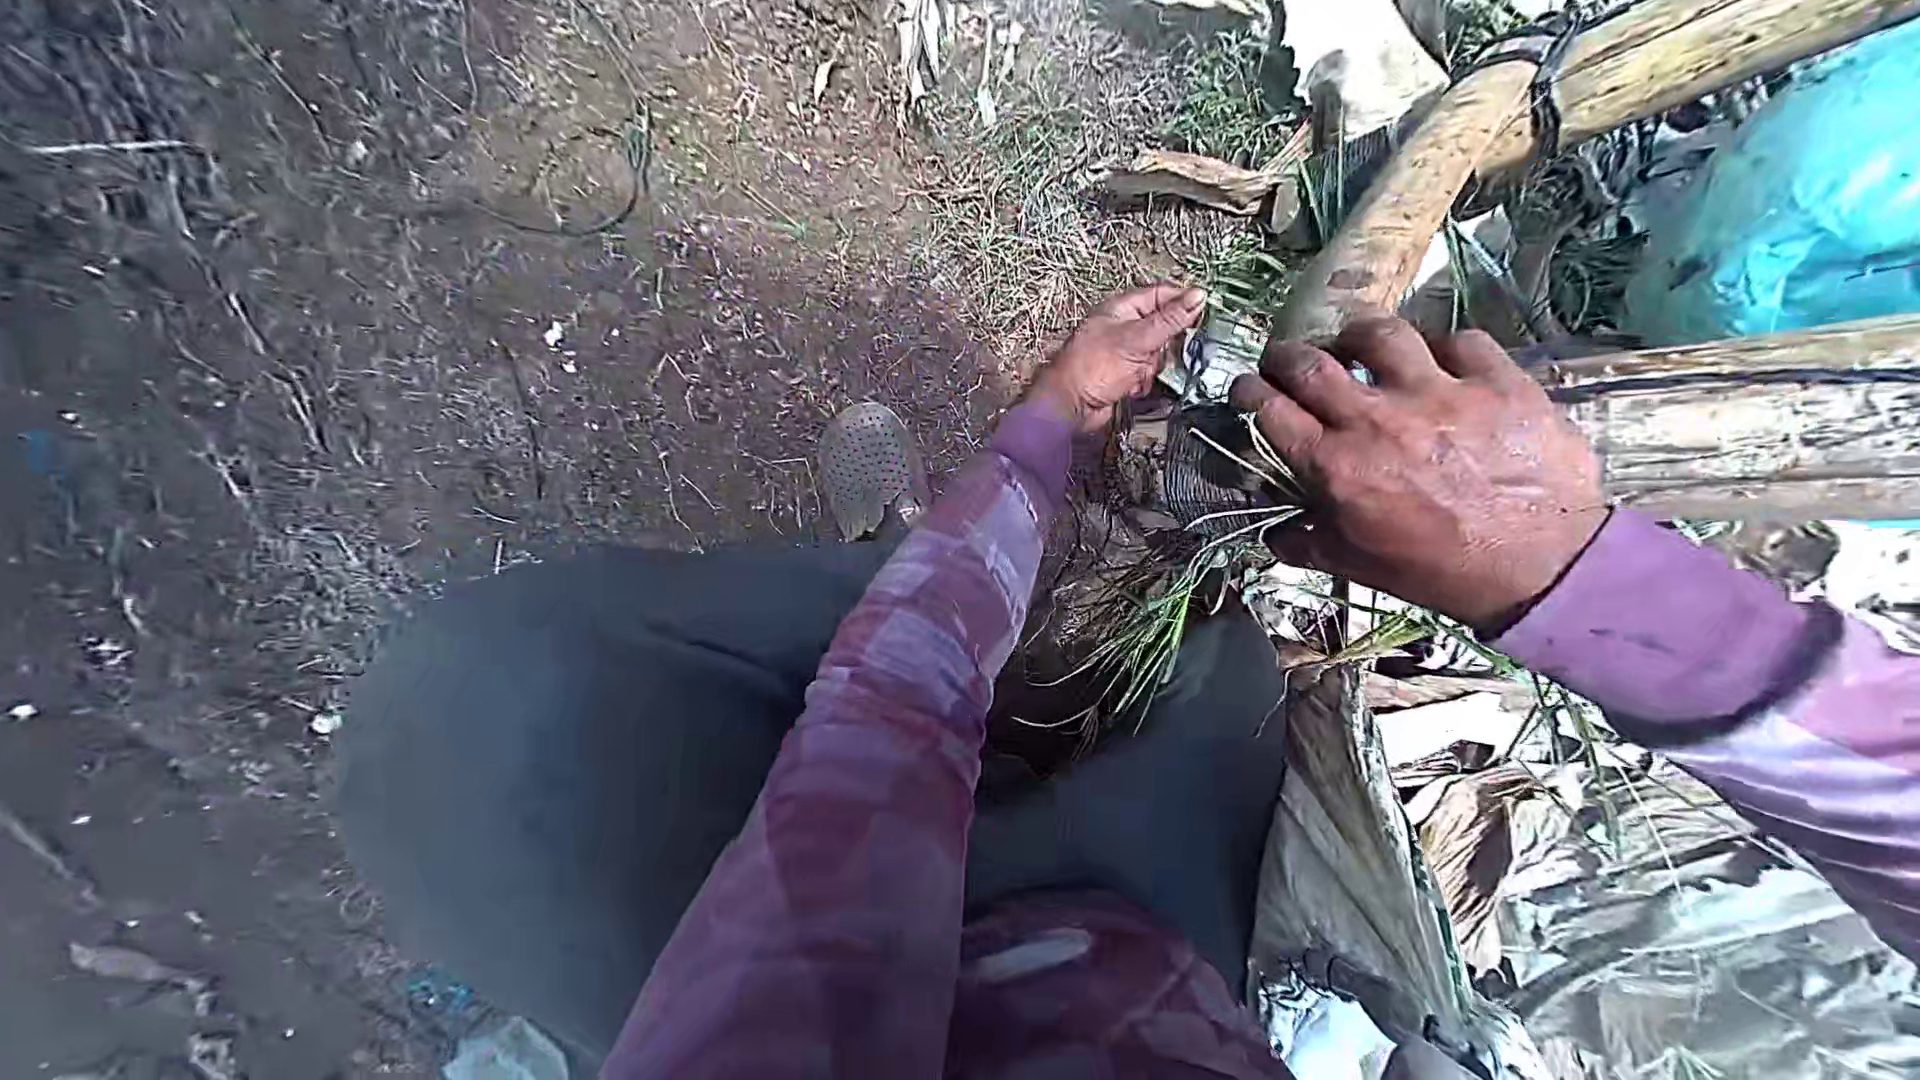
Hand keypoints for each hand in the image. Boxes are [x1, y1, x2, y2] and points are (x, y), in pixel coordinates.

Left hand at [1025, 283, 1206, 432]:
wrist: (1071, 406)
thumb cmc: (1092, 368)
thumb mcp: (1137, 339)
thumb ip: (1169, 319)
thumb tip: (1197, 297)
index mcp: (1121, 309)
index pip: (1161, 295)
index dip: (1182, 304)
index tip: (1200, 315)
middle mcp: (1121, 327)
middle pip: (1161, 327)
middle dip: (1163, 346)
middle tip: (1156, 353)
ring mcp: (1121, 352)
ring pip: (1155, 354)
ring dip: (1151, 367)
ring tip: (1136, 373)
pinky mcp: (1121, 374)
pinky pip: (1145, 373)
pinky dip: (1141, 381)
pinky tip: (1130, 387)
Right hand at [1230, 317, 1606, 631]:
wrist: (1538, 565)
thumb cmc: (1431, 568)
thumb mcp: (1350, 563)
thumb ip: (1302, 543)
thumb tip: (1274, 535)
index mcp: (1332, 463)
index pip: (1270, 409)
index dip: (1248, 390)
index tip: (1246, 387)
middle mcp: (1373, 419)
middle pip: (1310, 363)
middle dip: (1284, 355)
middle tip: (1285, 359)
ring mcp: (1437, 394)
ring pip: (1380, 334)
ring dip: (1355, 335)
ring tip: (1355, 343)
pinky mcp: (1496, 382)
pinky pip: (1459, 340)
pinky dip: (1440, 346)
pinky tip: (1438, 361)